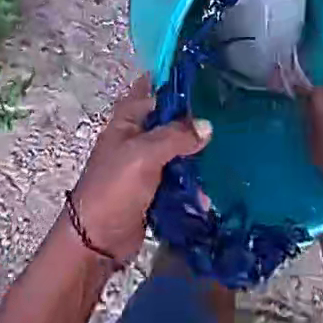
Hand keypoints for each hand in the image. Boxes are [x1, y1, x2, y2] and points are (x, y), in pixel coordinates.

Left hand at [67, 77, 211, 262]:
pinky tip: (210, 184)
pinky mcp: (154, 187)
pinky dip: (192, 179)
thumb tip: (207, 126)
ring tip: (225, 150)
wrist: (95, 243)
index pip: (156, 88)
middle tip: (227, 115)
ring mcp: (146, 162)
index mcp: (128, 118)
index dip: (178, 83)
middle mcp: (138, 135)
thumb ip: (177, 135)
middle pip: (171, 119)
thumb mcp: (145, 154)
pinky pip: (178, 176)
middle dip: (195, 120)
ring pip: (178, 148)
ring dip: (196, 152)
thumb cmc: (115, 188)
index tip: (210, 79)